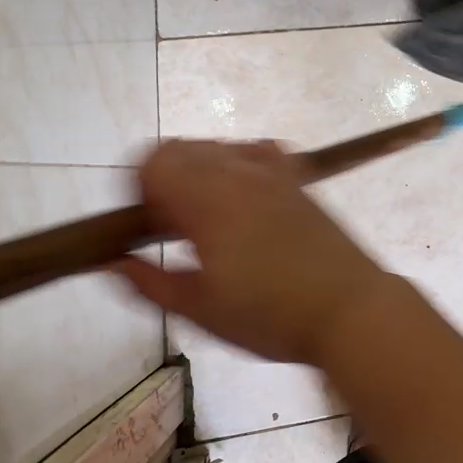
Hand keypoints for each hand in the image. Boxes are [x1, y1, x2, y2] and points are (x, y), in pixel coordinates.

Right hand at [114, 139, 388, 365]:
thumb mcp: (200, 310)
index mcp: (210, 200)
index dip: (138, 189)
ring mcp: (277, 172)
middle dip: (166, 179)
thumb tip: (112, 263)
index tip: (145, 228)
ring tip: (209, 221)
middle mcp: (242, 173)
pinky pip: (260, 152)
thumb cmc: (271, 316)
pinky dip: (241, 166)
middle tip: (173, 229)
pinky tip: (246, 205)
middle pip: (184, 147)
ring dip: (202, 172)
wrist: (350, 307)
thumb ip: (149, 282)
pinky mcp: (302, 181)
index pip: (155, 160)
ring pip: (221, 147)